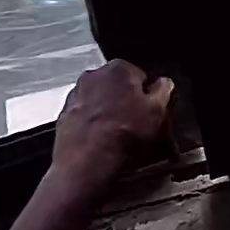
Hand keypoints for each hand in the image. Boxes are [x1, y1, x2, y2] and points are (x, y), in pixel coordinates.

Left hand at [51, 59, 172, 185]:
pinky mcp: (64, 115)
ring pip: (101, 103)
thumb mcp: (157, 111)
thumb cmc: (122, 134)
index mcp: (119, 68)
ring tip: (119, 140)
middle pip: (119, 88)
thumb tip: (164, 84)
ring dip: (109, 115)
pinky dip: (93, 127)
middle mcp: (94, 75)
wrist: (85, 161)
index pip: (141, 77)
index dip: (149, 98)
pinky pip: (86, 118)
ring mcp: (76, 95)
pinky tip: (101, 144)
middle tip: (136, 128)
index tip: (151, 114)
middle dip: (127, 105)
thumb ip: (164, 90)